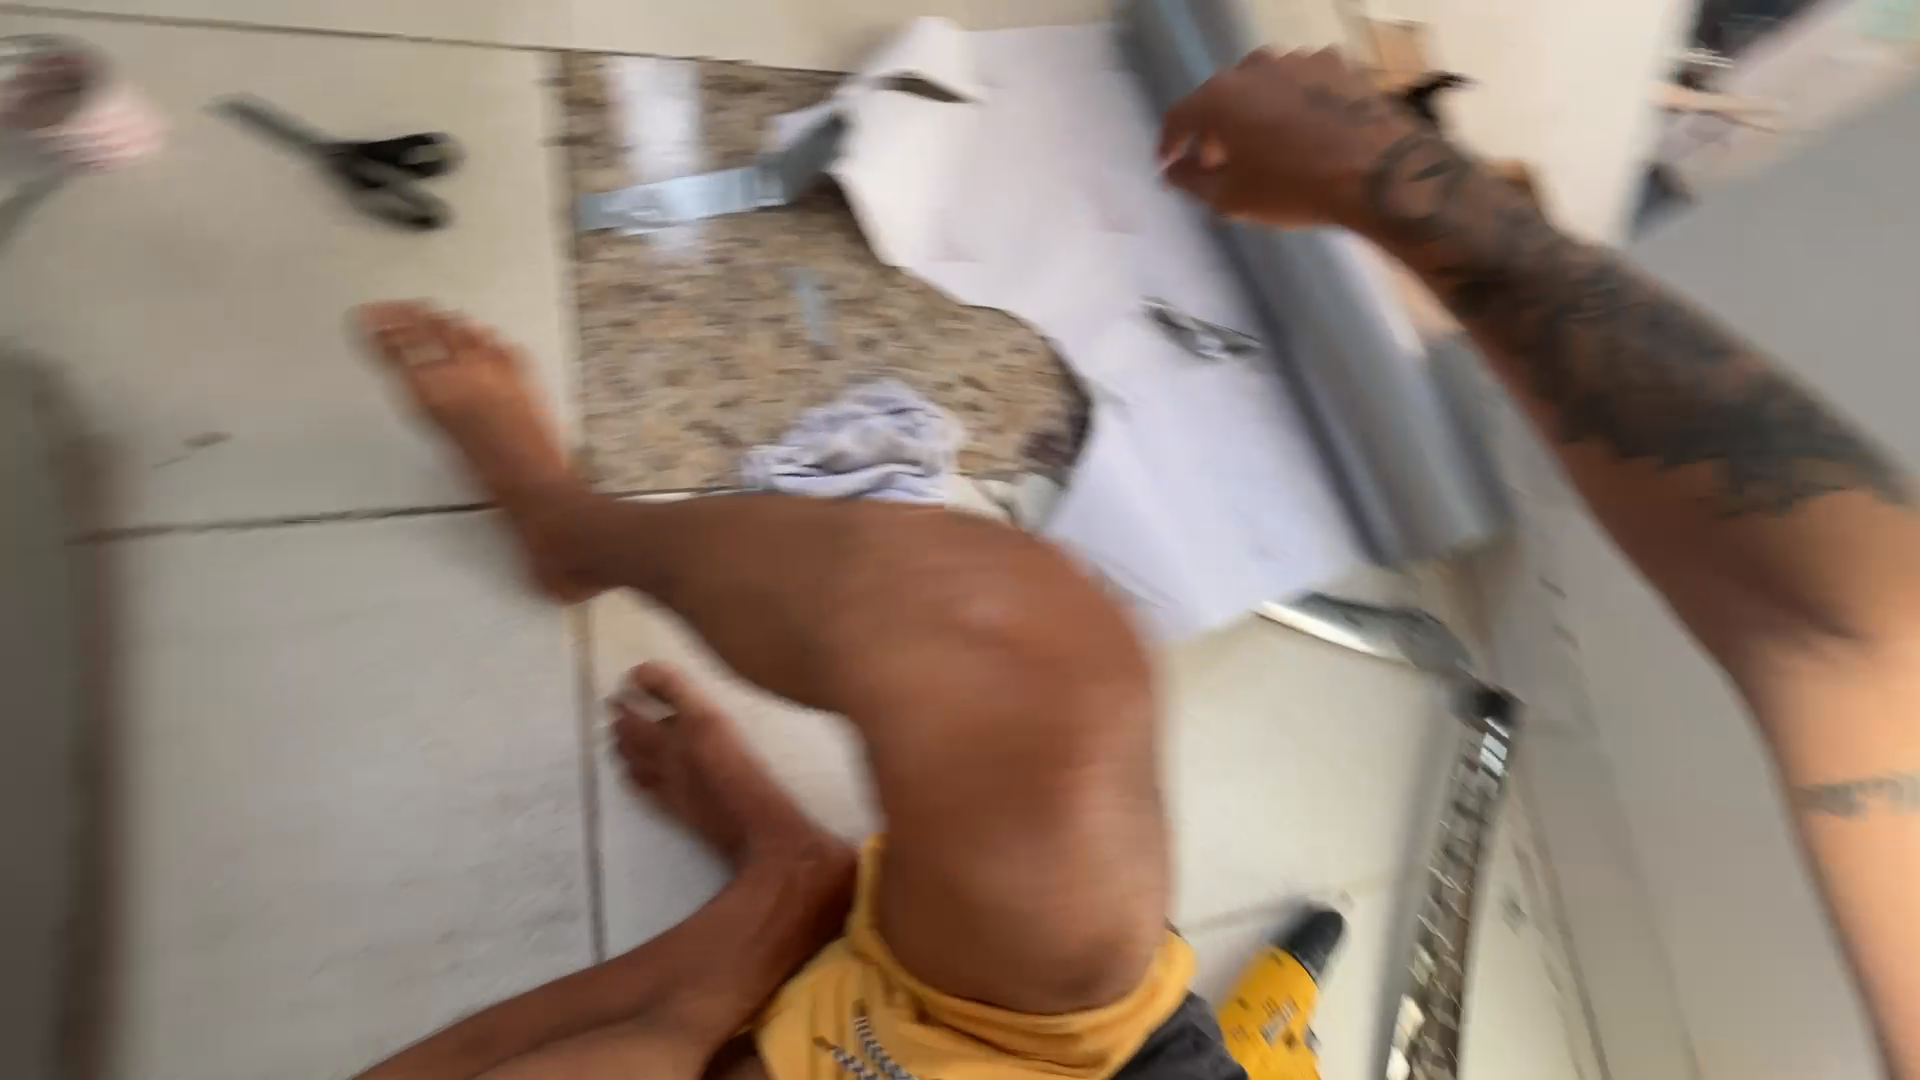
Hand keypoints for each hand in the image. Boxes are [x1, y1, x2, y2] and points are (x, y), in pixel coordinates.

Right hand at [1158, 48, 1426, 230]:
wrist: (1375, 170)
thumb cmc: (1290, 188)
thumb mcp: (1229, 198)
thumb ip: (1191, 181)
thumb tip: (1172, 170)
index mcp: (1220, 98)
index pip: (1179, 117)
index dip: (1169, 144)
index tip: (1167, 164)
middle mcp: (1255, 66)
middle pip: (1221, 98)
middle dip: (1214, 131)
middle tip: (1217, 163)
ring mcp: (1300, 59)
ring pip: (1262, 88)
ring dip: (1253, 115)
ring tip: (1263, 149)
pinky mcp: (1339, 63)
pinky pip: (1300, 85)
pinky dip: (1291, 107)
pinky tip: (1301, 135)